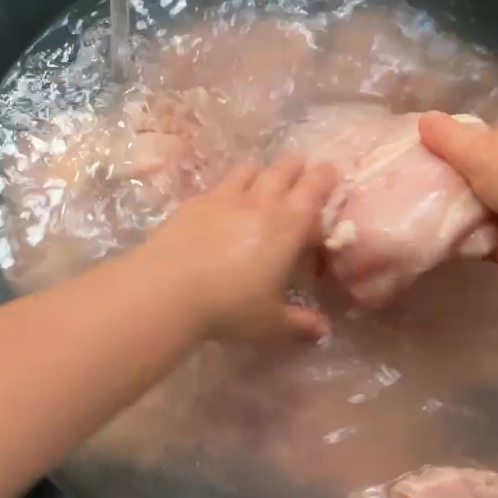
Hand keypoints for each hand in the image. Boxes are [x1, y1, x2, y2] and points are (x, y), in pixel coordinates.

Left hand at [137, 153, 335, 341]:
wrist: (167, 289)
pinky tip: (220, 205)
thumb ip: (297, 323)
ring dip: (260, 173)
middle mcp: (259, 202)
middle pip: (283, 170)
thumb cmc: (229, 306)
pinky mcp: (192, 204)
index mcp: (288, 225)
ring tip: (260, 183)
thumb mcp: (269, 322)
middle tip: (301, 168)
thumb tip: (321, 330)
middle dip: (295, 167)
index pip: (314, 189)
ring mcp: (222, 199)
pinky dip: (226, 189)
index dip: (325, 178)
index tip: (330, 174)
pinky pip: (216, 186)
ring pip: (248, 171)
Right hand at [418, 112, 497, 270]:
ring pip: (490, 218)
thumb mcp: (478, 154)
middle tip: (451, 214)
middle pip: (479, 186)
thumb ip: (447, 139)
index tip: (435, 180)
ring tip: (485, 237)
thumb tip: (423, 117)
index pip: (474, 145)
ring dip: (484, 232)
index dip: (453, 161)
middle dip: (466, 206)